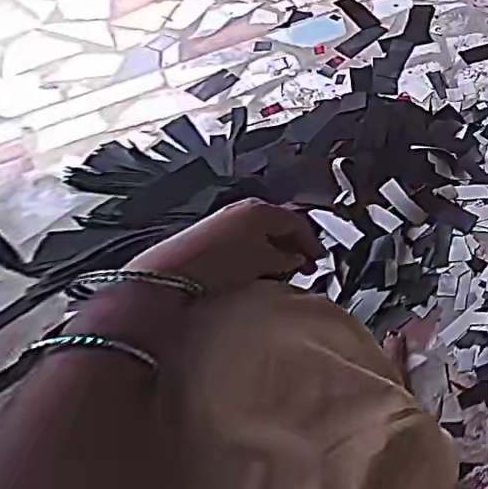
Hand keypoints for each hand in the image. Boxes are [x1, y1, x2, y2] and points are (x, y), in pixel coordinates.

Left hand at [127, 198, 322, 293]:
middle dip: (294, 244)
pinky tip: (257, 271)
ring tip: (282, 271)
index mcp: (260, 209)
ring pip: (262, 233)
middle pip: (280, 224)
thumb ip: (289, 258)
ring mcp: (224, 222)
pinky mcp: (210, 237)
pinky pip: (244, 241)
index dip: (312, 241)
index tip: (318, 256)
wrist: (169, 279)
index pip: (298, 221)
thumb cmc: (214, 265)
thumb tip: (297, 259)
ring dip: (275, 250)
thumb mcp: (266, 262)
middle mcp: (241, 210)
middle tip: (305, 263)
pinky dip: (257, 253)